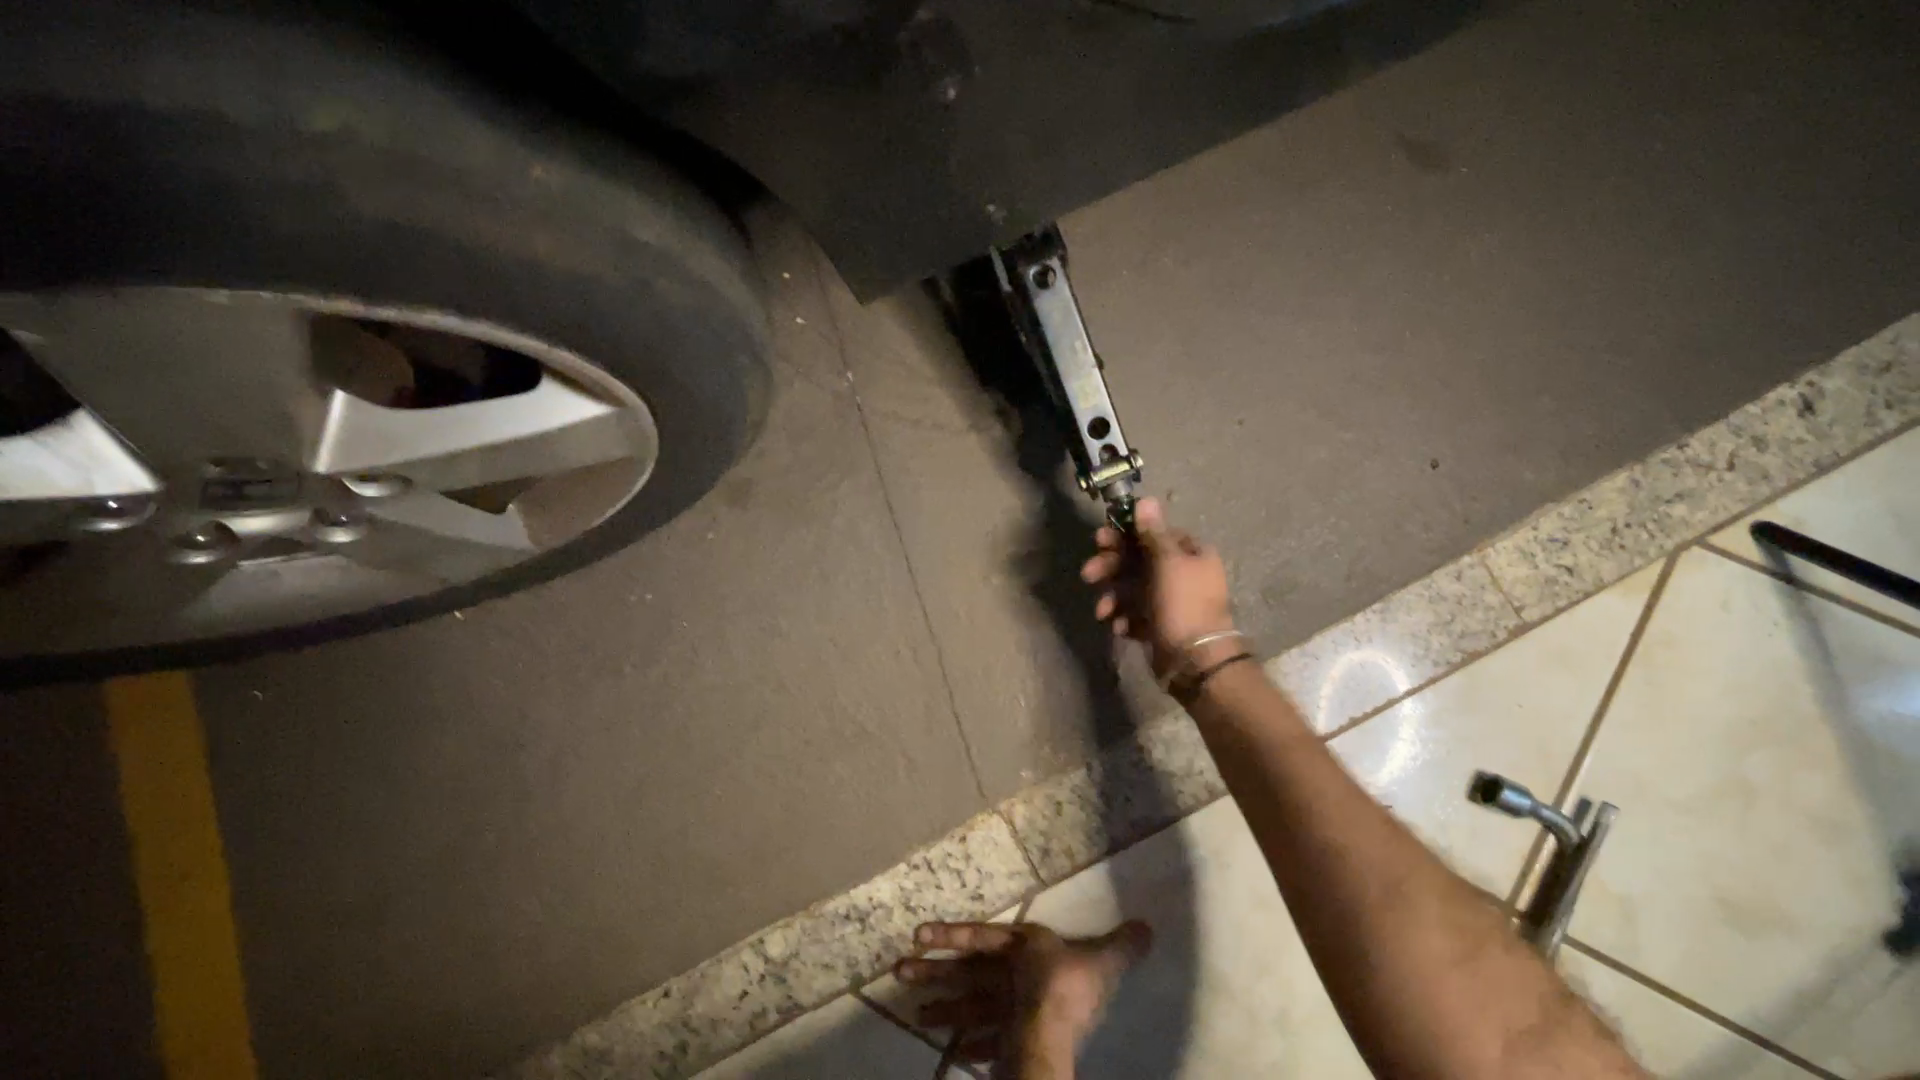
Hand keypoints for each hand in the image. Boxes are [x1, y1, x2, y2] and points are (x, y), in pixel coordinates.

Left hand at [896, 920, 1151, 1072]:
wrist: (1059, 1025)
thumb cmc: (1073, 983)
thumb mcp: (1103, 958)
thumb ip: (1121, 944)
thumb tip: (1147, 928)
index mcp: (1022, 947)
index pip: (980, 936)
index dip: (949, 934)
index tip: (916, 935)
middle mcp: (1005, 975)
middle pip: (963, 973)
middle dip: (932, 972)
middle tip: (899, 972)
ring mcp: (1002, 1009)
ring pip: (966, 1006)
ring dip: (942, 1009)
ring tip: (914, 1013)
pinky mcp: (1007, 1041)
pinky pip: (985, 1044)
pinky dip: (971, 1049)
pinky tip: (955, 1056)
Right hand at [1080, 497, 1235, 679]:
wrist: (1195, 662)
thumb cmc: (1182, 604)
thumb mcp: (1167, 562)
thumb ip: (1153, 532)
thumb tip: (1146, 499)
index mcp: (1191, 554)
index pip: (1153, 535)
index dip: (1125, 536)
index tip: (1100, 540)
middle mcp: (1183, 574)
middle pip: (1139, 562)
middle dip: (1111, 568)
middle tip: (1089, 574)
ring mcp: (1171, 602)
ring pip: (1133, 590)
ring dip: (1114, 597)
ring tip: (1103, 611)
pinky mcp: (1160, 626)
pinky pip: (1136, 614)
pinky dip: (1125, 618)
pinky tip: (1120, 627)